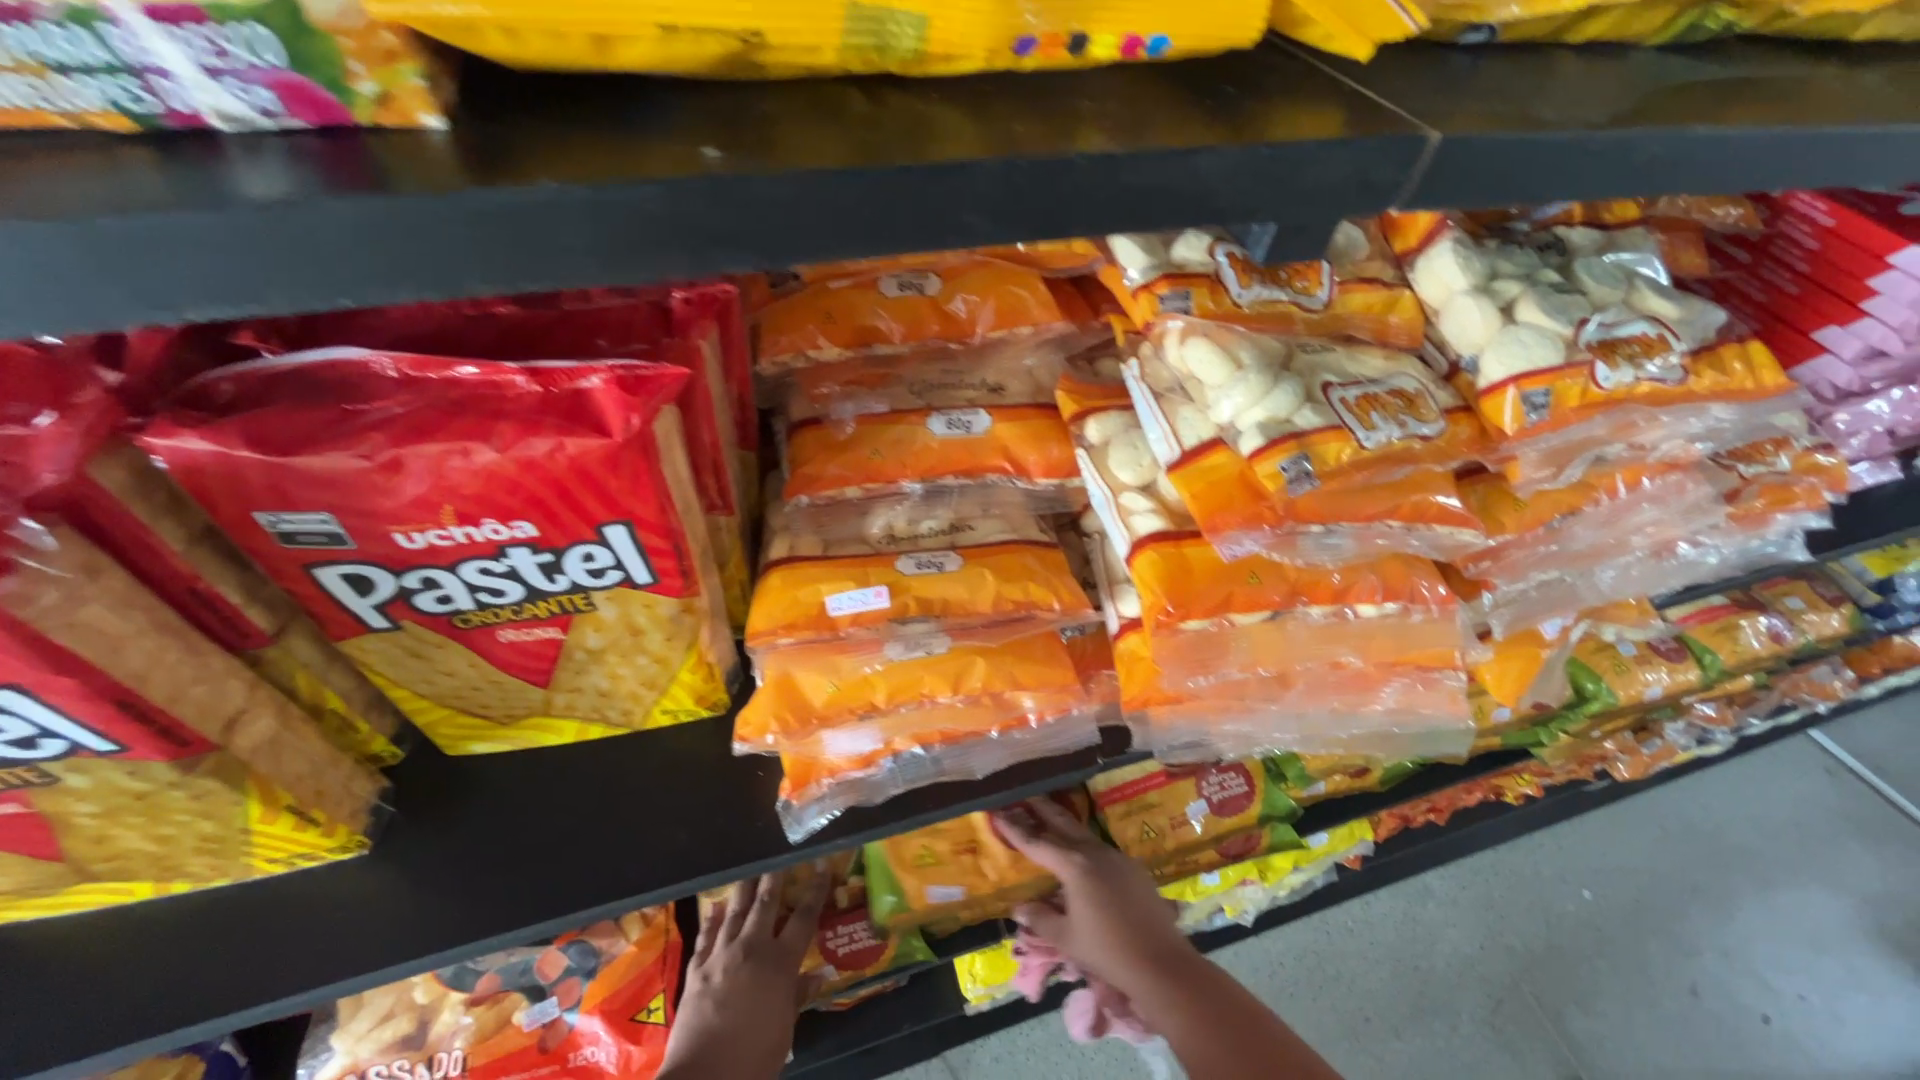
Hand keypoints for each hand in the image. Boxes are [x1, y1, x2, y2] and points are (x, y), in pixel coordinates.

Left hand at [658, 872, 826, 1079]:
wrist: (704, 1077)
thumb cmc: (754, 1058)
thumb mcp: (786, 1030)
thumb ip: (797, 996)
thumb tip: (817, 975)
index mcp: (780, 964)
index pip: (804, 918)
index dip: (815, 891)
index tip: (822, 866)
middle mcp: (751, 949)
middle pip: (765, 904)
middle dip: (774, 878)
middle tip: (779, 857)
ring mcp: (720, 957)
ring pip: (734, 913)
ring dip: (743, 890)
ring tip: (749, 872)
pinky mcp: (696, 970)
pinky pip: (706, 936)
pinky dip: (712, 919)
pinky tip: (714, 906)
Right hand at [992, 798, 1198, 998]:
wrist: (1160, 962)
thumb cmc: (1106, 950)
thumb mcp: (1065, 937)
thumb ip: (1039, 918)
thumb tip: (1018, 907)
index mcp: (1074, 866)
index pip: (1037, 843)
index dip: (1015, 829)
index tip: (998, 813)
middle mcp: (1095, 853)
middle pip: (1064, 824)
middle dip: (1043, 809)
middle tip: (1027, 795)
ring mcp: (1118, 858)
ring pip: (1085, 836)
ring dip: (1066, 826)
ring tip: (1052, 820)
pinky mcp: (1135, 869)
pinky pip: (1103, 852)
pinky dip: (1086, 848)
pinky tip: (1085, 859)